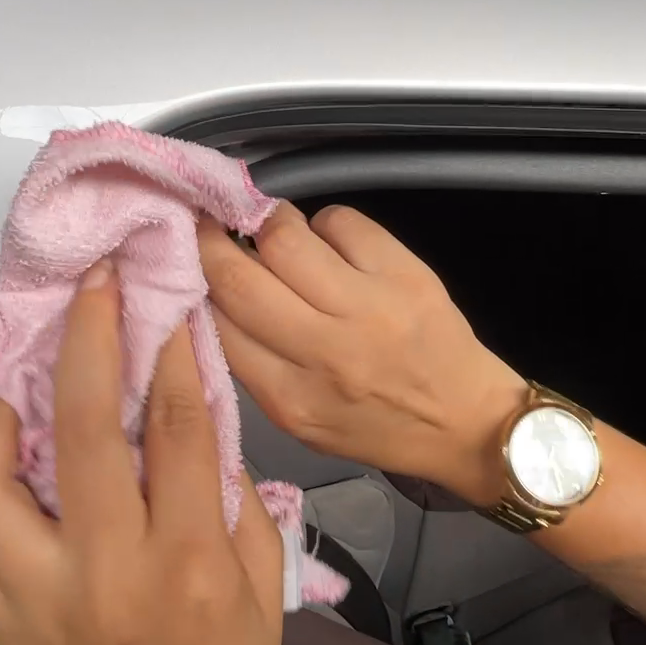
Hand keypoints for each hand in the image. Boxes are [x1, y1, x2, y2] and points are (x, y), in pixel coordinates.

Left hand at [0, 261, 284, 644]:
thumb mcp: (262, 576)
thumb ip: (234, 487)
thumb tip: (194, 401)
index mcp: (188, 560)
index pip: (177, 429)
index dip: (170, 352)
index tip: (162, 302)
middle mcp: (107, 573)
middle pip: (83, 433)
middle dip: (88, 339)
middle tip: (93, 289)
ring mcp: (39, 600)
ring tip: (16, 393)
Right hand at [198, 202, 526, 506]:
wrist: (468, 421)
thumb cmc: (378, 424)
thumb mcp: (301, 421)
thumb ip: (253, 365)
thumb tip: (208, 294)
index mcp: (291, 399)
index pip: (216, 325)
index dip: (189, 282)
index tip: (177, 258)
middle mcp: (325, 352)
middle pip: (239, 274)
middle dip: (210, 240)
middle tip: (204, 222)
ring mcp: (368, 307)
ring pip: (284, 235)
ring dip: (266, 223)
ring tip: (269, 230)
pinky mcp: (405, 272)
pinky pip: (339, 220)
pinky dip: (323, 224)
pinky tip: (330, 244)